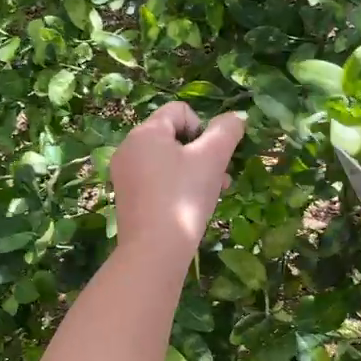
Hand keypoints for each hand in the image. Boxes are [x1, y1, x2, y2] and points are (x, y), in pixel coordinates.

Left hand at [109, 103, 246, 263]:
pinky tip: (191, 207)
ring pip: (167, 161)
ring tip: (212, 193)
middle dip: (201, 154)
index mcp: (144, 132)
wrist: (154, 250)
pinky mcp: (127, 197)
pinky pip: (156, 180)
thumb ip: (226, 131)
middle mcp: (128, 148)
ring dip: (194, 172)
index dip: (203, 128)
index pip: (180, 111)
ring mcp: (124, 174)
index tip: (211, 156)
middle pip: (174, 137)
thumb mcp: (212, 158)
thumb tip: (236, 116)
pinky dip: (176, 187)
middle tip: (218, 178)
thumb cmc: (184, 197)